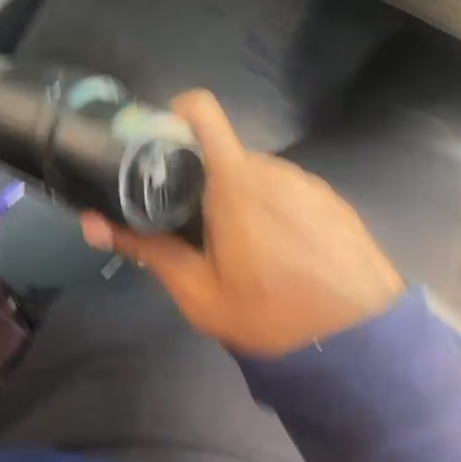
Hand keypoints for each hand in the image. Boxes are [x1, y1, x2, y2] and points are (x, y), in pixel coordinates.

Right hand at [80, 90, 403, 355]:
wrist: (368, 351)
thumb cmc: (270, 314)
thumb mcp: (196, 290)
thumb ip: (145, 249)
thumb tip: (91, 224)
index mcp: (234, 179)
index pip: (199, 109)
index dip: (172, 114)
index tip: (156, 147)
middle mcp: (272, 168)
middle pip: (220, 152)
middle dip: (200, 179)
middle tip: (193, 226)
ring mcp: (308, 183)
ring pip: (254, 174)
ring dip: (238, 197)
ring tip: (241, 249)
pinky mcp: (334, 203)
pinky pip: (287, 191)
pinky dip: (273, 211)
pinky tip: (281, 256)